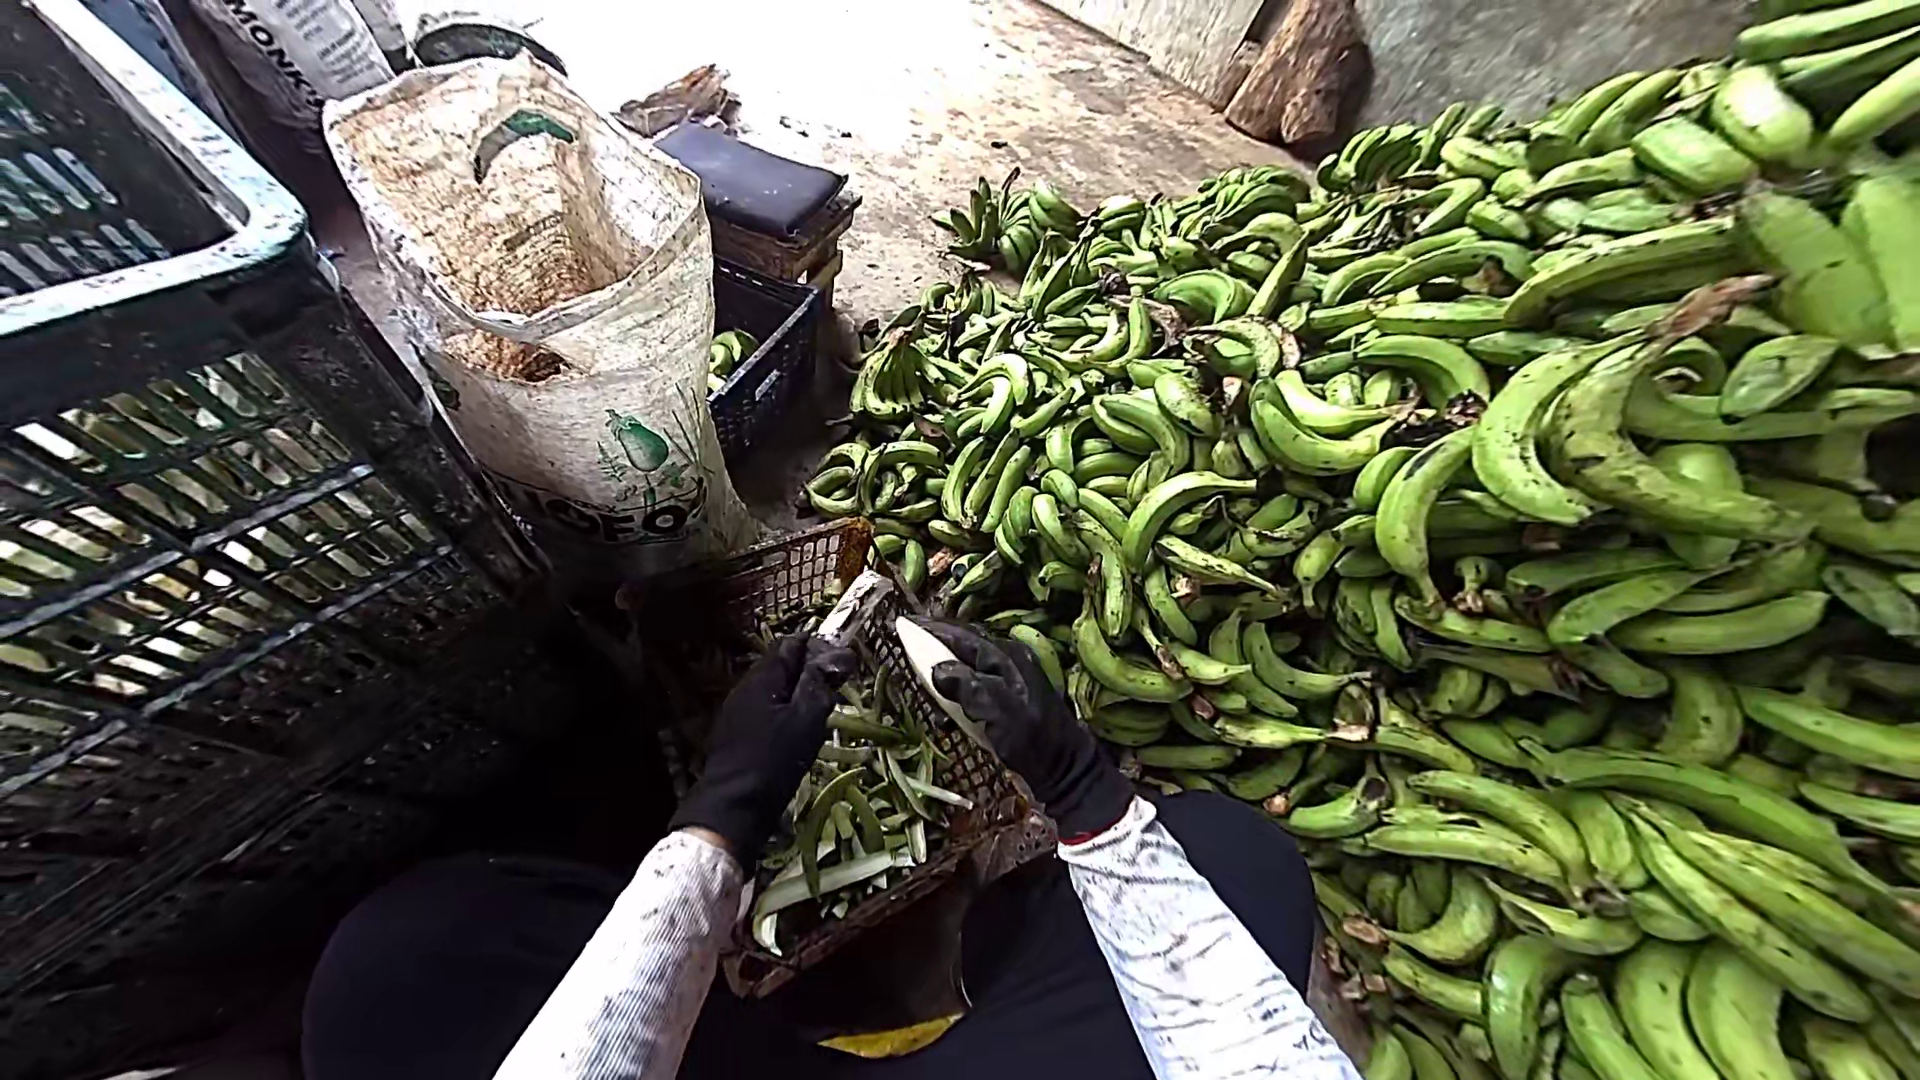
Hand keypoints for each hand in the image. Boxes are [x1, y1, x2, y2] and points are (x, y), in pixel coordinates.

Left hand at [670, 633, 855, 861]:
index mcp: (763, 678)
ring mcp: (737, 710)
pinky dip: (784, 710)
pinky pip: (764, 708)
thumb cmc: (775, 758)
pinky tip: (797, 728)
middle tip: (834, 684)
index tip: (840, 659)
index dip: (817, 646)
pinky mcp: (734, 732)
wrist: (733, 806)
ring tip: (820, 707)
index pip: (791, 644)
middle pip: (780, 665)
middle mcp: (745, 687)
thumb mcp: (806, 717)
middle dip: (808, 670)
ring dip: (796, 691)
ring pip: (773, 688)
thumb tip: (837, 654)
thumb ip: (819, 683)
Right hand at [916, 619, 1132, 839]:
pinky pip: (977, 679)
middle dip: (937, 642)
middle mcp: (1009, 659)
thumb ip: (968, 687)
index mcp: (1006, 656)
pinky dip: (958, 684)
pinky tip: (948, 699)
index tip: (904, 625)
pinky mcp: (1011, 696)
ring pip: (970, 661)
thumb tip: (936, 669)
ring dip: (946, 663)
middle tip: (909, 642)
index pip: (961, 636)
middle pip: (965, 643)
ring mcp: (1012, 676)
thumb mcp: (999, 712)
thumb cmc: (1033, 739)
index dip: (931, 630)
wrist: (1066, 769)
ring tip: (923, 667)